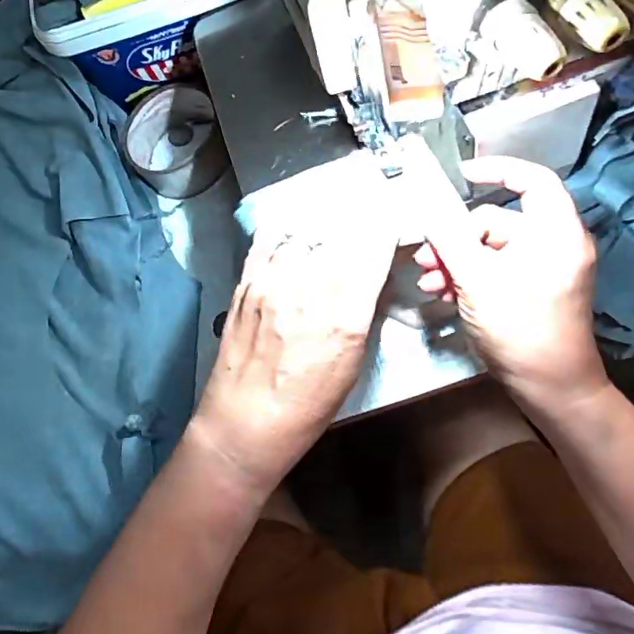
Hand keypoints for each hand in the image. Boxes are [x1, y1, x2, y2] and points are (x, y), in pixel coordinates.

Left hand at [184, 215, 395, 499]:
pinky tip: (295, 224)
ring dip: (323, 222)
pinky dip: (285, 227)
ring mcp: (272, 284)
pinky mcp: (246, 283)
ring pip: (304, 229)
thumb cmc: (308, 404)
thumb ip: (363, 311)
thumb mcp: (353, 362)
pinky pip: (267, 239)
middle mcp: (308, 293)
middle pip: (340, 232)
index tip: (389, 220)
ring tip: (331, 218)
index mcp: (344, 319)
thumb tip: (372, 273)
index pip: (372, 251)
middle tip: (365, 211)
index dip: (384, 228)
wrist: (245, 422)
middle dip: (357, 220)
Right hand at [413, 156, 609, 415]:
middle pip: (498, 219)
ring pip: (490, 247)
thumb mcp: (477, 280)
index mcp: (556, 232)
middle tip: (426, 257)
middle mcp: (555, 243)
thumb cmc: (522, 331)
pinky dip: (470, 276)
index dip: (497, 169)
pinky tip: (443, 293)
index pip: (533, 179)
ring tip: (430, 281)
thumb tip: (427, 204)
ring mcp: (545, 268)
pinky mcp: (534, 290)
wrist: (552, 390)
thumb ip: (449, 237)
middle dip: (456, 236)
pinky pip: (497, 268)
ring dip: (455, 260)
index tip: (462, 174)